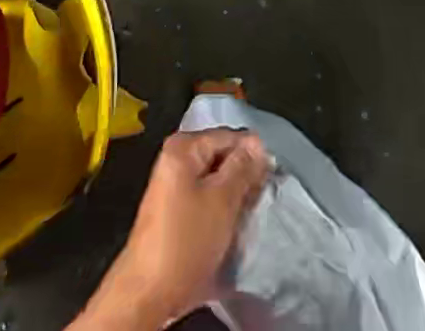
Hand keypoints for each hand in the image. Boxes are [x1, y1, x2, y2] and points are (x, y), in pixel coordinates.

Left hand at [73, 129, 268, 330]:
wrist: (151, 289)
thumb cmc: (187, 239)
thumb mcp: (222, 200)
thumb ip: (241, 167)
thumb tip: (257, 142)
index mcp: (183, 147)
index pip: (229, 136)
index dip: (253, 154)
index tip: (272, 176)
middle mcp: (176, 158)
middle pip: (221, 156)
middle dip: (244, 174)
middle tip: (261, 196)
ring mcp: (175, 183)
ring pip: (216, 178)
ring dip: (235, 193)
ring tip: (249, 211)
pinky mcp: (177, 207)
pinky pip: (208, 196)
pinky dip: (223, 206)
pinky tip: (234, 221)